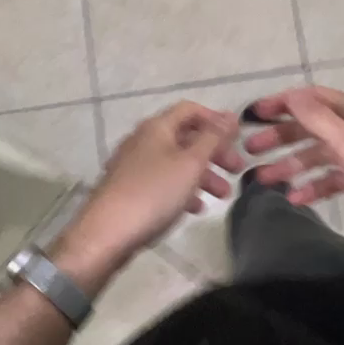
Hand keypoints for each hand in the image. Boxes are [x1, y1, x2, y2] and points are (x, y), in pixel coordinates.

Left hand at [56, 102, 243, 275]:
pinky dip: (183, 190)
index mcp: (157, 127)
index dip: (215, 119)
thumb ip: (212, 138)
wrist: (106, 234)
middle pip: (185, 137)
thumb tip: (229, 115)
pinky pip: (162, 182)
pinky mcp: (129, 189)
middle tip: (238, 170)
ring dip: (203, 175)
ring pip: (176, 162)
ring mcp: (133, 166)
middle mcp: (143, 140)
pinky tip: (196, 208)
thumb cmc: (153, 193)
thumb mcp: (190, 164)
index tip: (237, 138)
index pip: (190, 110)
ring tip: (223, 196)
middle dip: (214, 152)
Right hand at [243, 86, 343, 261]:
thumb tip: (291, 94)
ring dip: (292, 166)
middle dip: (281, 138)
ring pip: (320, 154)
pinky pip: (333, 178)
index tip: (252, 115)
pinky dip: (314, 186)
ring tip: (264, 182)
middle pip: (312, 126)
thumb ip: (318, 119)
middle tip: (250, 152)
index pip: (312, 98)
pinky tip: (296, 199)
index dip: (282, 103)